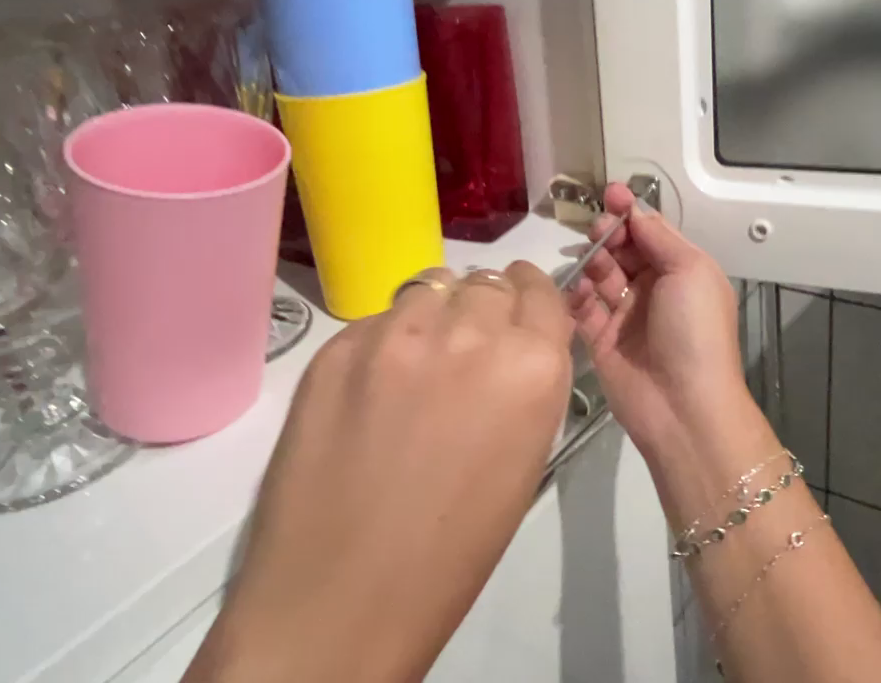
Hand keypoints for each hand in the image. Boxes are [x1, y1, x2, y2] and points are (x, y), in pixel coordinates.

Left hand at [187, 262, 574, 682]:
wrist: (342, 595)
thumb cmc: (453, 547)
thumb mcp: (524, 458)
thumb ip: (527, 383)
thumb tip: (512, 344)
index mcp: (531, 367)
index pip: (541, 292)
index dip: (531, 294)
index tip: (522, 299)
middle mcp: (470, 333)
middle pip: (487, 284)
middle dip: (485, 306)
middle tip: (468, 345)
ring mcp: (398, 334)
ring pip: (431, 289)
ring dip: (435, 315)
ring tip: (418, 364)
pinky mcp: (339, 346)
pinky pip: (378, 320)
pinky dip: (386, 340)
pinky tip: (374, 388)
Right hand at [565, 184, 752, 464]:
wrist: (684, 407)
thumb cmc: (695, 330)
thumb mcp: (690, 270)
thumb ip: (658, 236)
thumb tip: (635, 210)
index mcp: (682, 271)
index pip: (651, 232)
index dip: (630, 212)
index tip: (610, 193)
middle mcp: (654, 289)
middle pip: (623, 249)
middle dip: (609, 234)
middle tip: (597, 230)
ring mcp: (626, 316)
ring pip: (601, 275)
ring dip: (594, 261)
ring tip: (591, 260)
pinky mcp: (600, 340)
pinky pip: (582, 308)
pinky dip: (577, 294)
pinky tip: (578, 288)